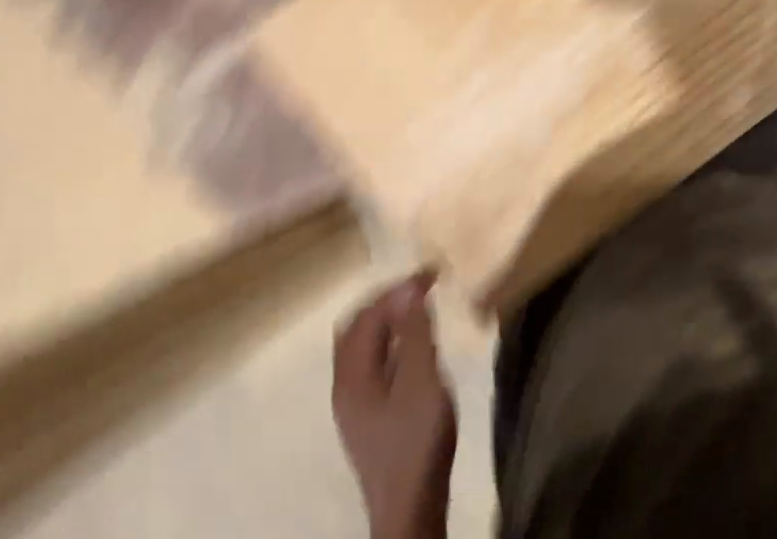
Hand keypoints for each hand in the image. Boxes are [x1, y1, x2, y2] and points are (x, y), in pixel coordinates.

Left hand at [333, 272, 455, 538]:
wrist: (408, 505)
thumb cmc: (417, 440)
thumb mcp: (423, 382)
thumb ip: (416, 334)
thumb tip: (409, 288)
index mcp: (352, 373)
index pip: (367, 313)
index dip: (397, 287)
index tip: (433, 272)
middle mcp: (344, 383)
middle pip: (356, 326)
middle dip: (387, 299)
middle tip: (423, 287)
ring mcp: (353, 402)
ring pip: (362, 346)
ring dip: (387, 320)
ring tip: (420, 309)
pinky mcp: (367, 415)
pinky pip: (372, 362)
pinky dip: (391, 341)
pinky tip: (416, 348)